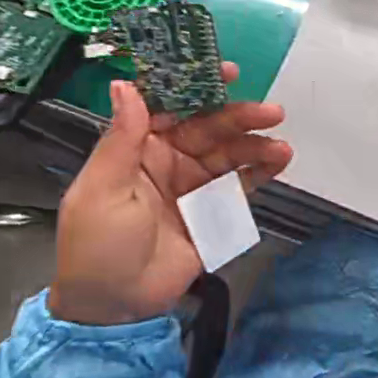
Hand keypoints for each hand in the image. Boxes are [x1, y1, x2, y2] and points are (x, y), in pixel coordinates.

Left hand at [52, 65, 291, 324]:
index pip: (169, 106)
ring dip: (255, 145)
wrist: (116, 306)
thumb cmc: (98, 245)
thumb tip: (124, 85)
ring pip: (228, 154)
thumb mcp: (103, 188)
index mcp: (136, 148)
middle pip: (207, 128)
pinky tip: (279, 161)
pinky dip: (260, 172)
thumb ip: (122, 138)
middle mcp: (167, 159)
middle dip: (238, 117)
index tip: (224, 71)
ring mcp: (193, 185)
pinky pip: (239, 185)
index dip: (196, 86)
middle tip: (269, 111)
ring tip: (279, 145)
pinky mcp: (213, 211)